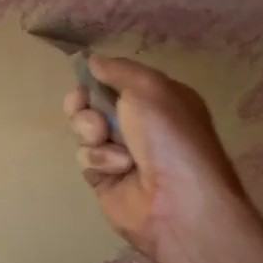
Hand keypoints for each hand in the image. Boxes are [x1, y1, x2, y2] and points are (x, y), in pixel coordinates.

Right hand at [65, 55, 262, 262]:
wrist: (179, 202)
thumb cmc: (169, 135)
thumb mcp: (149, 86)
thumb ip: (118, 68)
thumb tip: (93, 61)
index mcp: (156, 101)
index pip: (117, 80)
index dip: (99, 76)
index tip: (89, 74)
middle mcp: (138, 126)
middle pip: (92, 102)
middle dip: (83, 100)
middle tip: (84, 102)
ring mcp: (120, 153)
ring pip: (83, 128)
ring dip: (90, 129)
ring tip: (104, 137)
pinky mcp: (105, 179)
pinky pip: (85, 157)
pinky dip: (99, 158)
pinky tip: (119, 167)